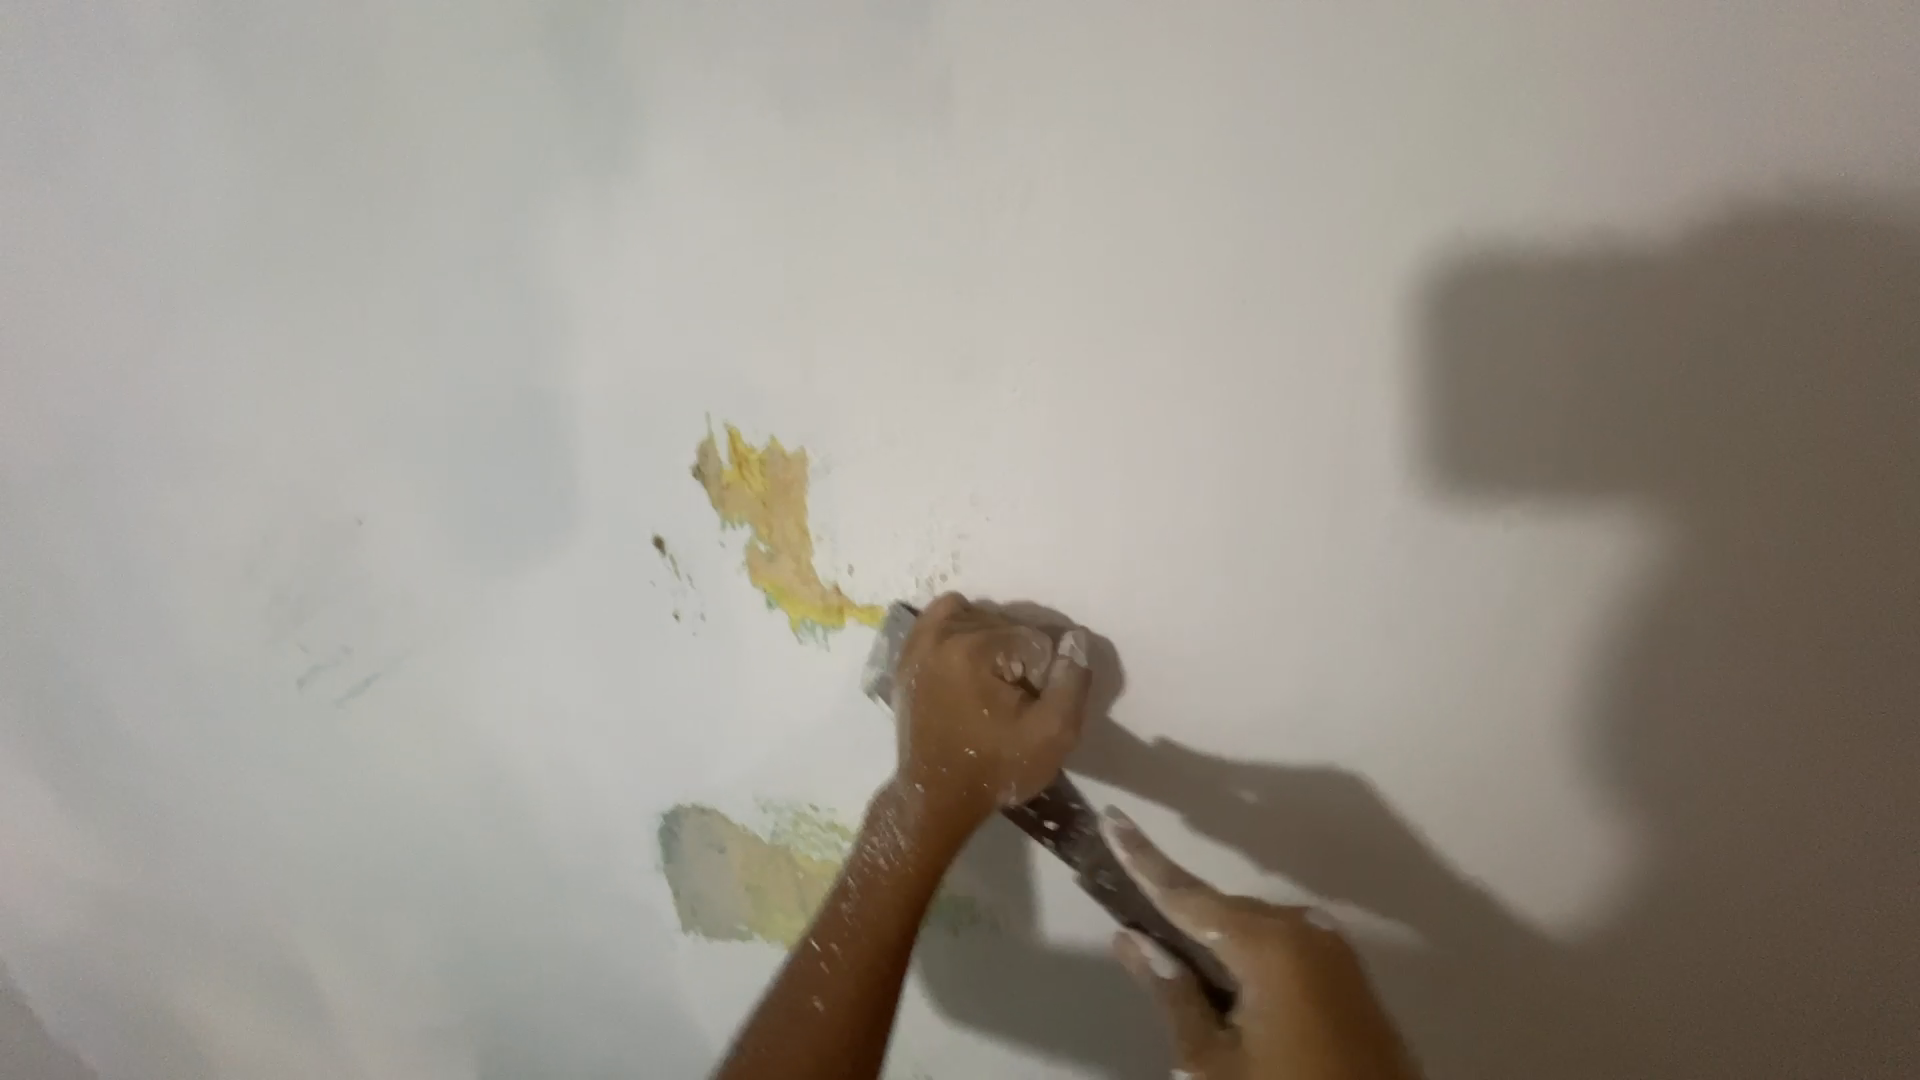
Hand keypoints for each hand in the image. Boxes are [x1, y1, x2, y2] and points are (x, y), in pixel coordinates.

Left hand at [889, 593, 1092, 835]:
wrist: (936, 798)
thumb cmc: (995, 768)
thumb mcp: (1053, 734)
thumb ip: (1072, 681)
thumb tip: (1076, 637)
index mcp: (973, 649)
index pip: (1034, 636)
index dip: (1047, 669)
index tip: (1039, 700)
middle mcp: (941, 635)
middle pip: (1004, 622)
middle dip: (1022, 652)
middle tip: (1022, 693)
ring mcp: (919, 643)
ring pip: (976, 615)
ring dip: (995, 638)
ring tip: (998, 677)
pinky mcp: (908, 655)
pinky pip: (941, 616)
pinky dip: (962, 626)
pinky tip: (973, 656)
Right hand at [1101, 807, 1418, 1079]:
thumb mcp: (1213, 1064)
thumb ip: (1172, 994)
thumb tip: (1132, 939)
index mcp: (1268, 945)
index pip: (1185, 894)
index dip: (1142, 858)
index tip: (1112, 817)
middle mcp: (1304, 931)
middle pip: (1220, 912)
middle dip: (1180, 920)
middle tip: (1140, 934)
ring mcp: (1335, 954)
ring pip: (1253, 930)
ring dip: (1217, 945)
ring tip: (1186, 973)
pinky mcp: (1352, 981)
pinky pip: (1284, 950)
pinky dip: (1251, 960)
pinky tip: (1234, 992)